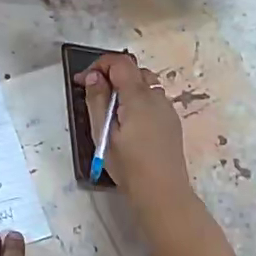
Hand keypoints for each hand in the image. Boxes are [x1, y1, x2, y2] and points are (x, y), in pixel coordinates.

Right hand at [75, 53, 189, 204]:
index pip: (120, 62)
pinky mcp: (172, 121)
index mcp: (138, 96)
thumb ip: (97, 100)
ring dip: (127, 86)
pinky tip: (129, 121)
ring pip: (146, 83)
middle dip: (112, 73)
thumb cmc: (128, 165)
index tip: (83, 81)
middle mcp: (156, 96)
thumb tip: (95, 76)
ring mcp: (167, 108)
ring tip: (111, 107)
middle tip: (94, 92)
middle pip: (134, 70)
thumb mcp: (103, 133)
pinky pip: (154, 98)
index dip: (99, 65)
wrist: (163, 192)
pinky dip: (138, 99)